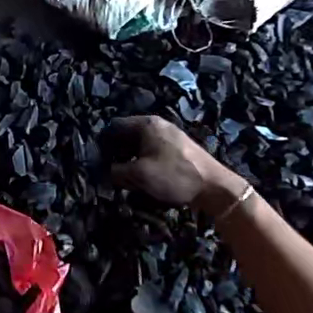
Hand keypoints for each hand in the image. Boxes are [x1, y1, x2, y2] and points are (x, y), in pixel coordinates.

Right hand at [102, 115, 247, 215]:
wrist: (215, 187)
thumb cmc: (174, 176)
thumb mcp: (140, 175)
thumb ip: (117, 171)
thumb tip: (106, 171)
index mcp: (147, 124)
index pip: (114, 126)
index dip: (103, 142)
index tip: (97, 160)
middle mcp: (158, 125)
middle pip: (127, 135)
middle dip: (117, 152)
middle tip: (110, 171)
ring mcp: (170, 135)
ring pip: (140, 145)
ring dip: (131, 160)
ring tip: (126, 178)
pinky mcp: (178, 149)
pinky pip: (153, 151)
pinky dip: (145, 162)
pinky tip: (145, 178)